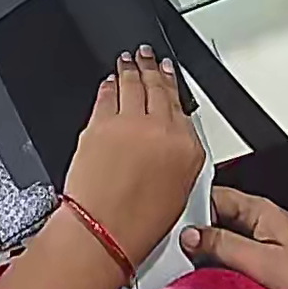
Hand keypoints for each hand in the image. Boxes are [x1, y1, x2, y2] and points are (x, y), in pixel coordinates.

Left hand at [58, 46, 205, 266]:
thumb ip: (178, 156)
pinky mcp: (100, 123)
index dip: (172, 84)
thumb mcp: (178, 193)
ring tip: (128, 59)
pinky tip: (108, 82)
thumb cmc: (138, 225)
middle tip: (148, 55)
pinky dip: (108, 86)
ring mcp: (129, 123)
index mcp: (187, 149)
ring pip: (131, 84)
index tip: (169, 73)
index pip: (181, 106)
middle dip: (152, 67)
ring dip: (129, 68)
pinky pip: (106, 95)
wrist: (102, 233)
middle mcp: (161, 130)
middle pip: (156, 88)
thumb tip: (169, 141)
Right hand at [179, 185, 287, 288]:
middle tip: (176, 252)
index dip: (187, 207)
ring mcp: (263, 243)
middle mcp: (260, 221)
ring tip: (190, 269)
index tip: (169, 226)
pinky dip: (221, 269)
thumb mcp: (261, 263)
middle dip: (195, 233)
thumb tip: (189, 235)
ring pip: (222, 240)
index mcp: (259, 209)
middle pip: (213, 217)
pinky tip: (213, 282)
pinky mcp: (267, 265)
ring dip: (208, 254)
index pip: (210, 194)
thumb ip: (222, 245)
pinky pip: (233, 259)